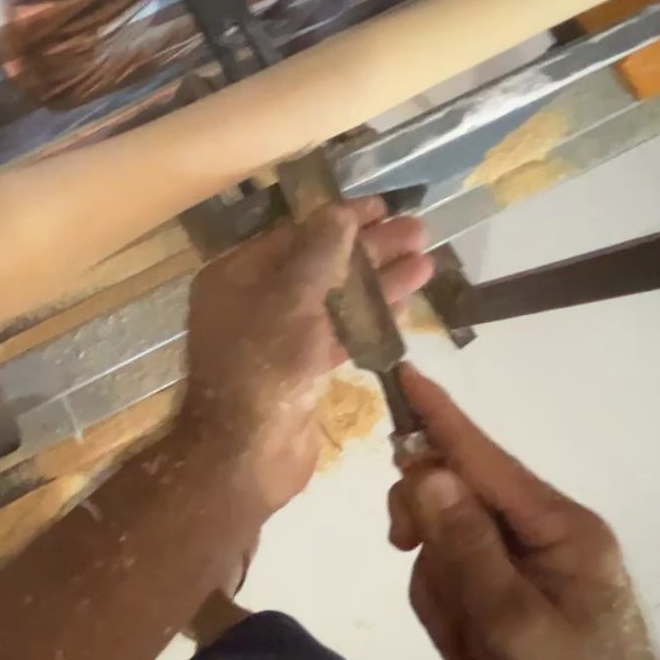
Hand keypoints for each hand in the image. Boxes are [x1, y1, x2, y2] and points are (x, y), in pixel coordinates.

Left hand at [182, 196, 431, 514]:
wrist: (246, 452)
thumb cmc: (261, 367)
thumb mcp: (288, 299)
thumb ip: (317, 253)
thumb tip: (339, 212)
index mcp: (234, 277)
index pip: (292, 236)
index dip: (338, 218)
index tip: (382, 206)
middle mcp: (252, 300)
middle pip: (317, 263)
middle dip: (367, 247)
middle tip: (418, 230)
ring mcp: (276, 335)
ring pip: (332, 297)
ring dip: (376, 278)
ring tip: (426, 258)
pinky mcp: (300, 367)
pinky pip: (337, 330)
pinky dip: (369, 314)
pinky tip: (405, 296)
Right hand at [388, 368, 659, 659]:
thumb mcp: (510, 618)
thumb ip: (466, 542)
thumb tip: (427, 469)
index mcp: (555, 522)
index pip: (482, 454)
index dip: (439, 414)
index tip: (404, 371)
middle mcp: (541, 525)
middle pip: (451, 493)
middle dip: (424, 530)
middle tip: (403, 551)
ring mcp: (527, 552)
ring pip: (444, 536)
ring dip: (438, 586)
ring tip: (461, 642)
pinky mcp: (514, 577)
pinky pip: (454, 567)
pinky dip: (448, 604)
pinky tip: (467, 647)